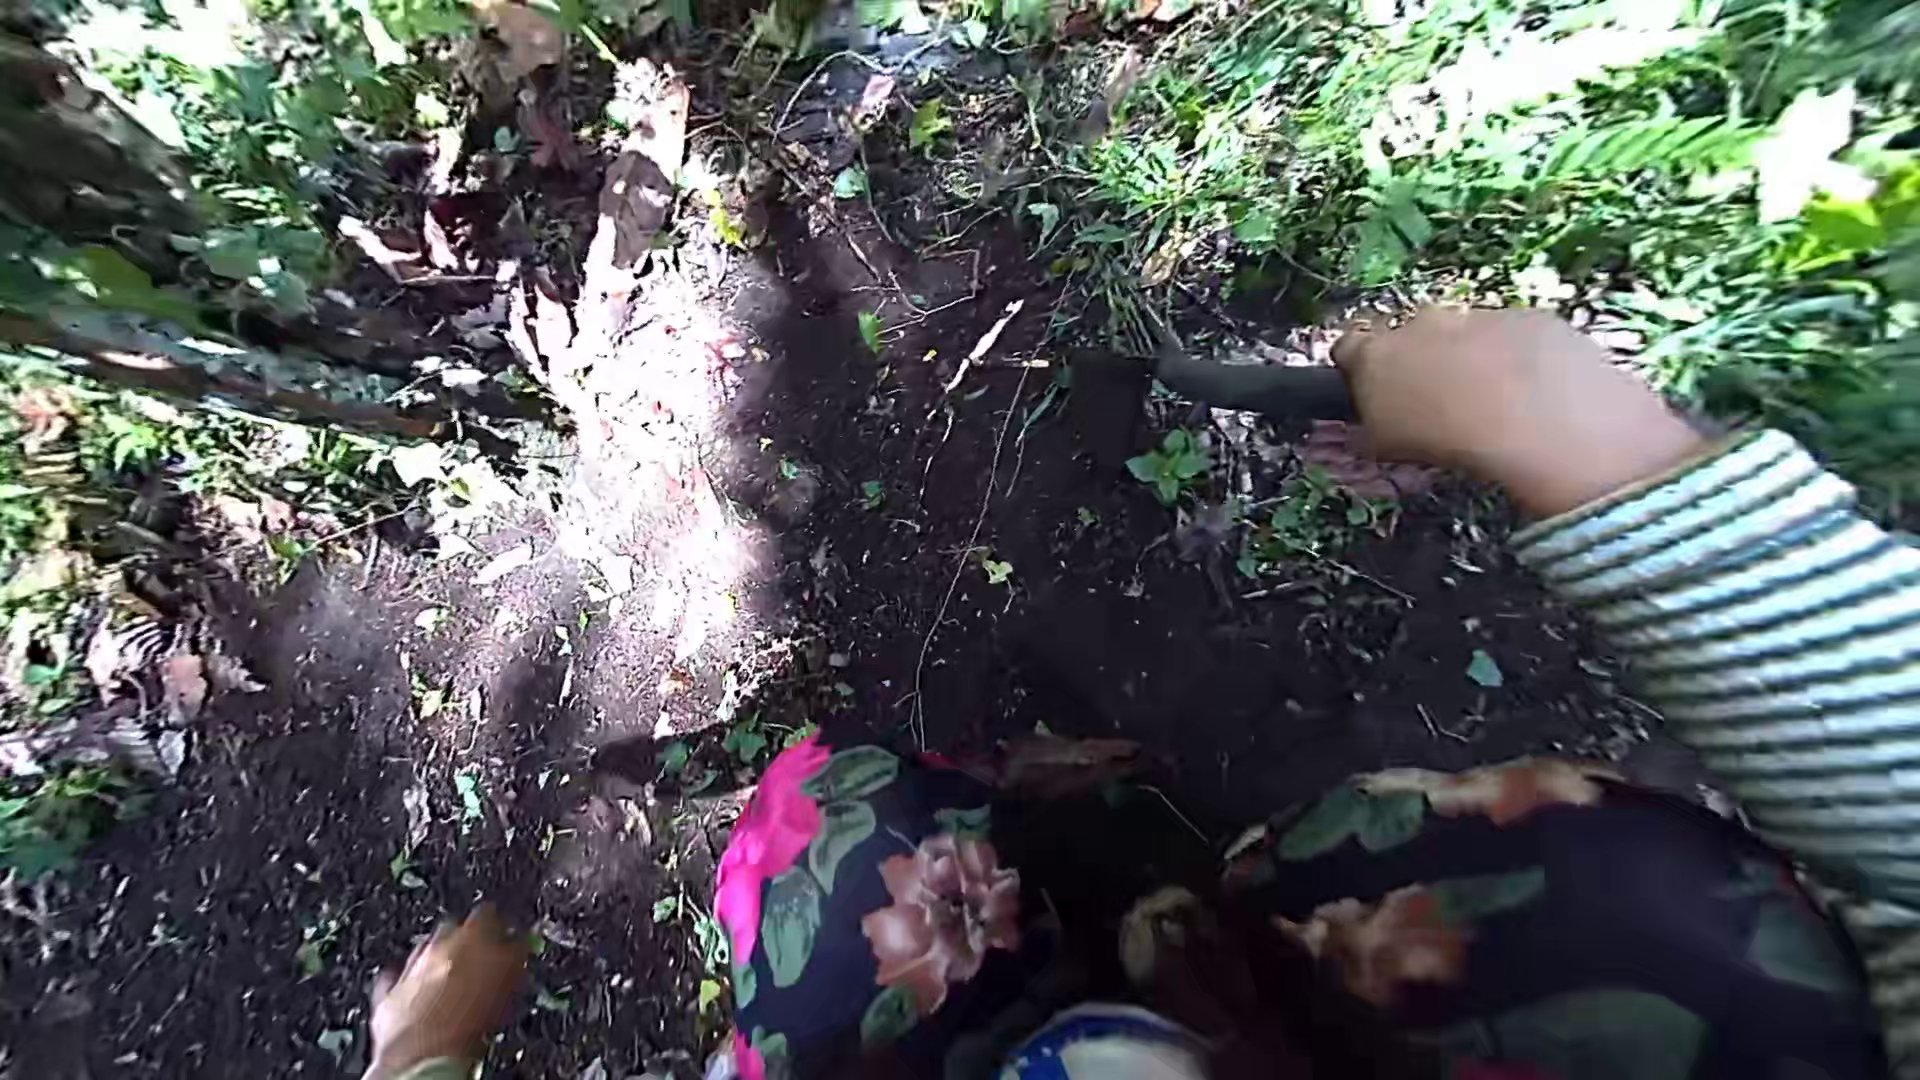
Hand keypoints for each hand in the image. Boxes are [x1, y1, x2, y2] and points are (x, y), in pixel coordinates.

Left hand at [363, 904, 527, 1079]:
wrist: (425, 1055)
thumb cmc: (473, 1015)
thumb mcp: (513, 975)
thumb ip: (518, 949)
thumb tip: (522, 940)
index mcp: (474, 931)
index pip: (487, 911)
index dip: (497, 922)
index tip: (503, 933)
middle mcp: (440, 943)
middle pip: (453, 926)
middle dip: (464, 937)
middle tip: (477, 953)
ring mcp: (410, 968)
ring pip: (424, 949)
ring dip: (437, 956)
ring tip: (450, 973)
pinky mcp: (386, 996)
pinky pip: (392, 978)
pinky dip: (405, 980)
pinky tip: (413, 986)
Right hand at [1331, 307, 1707, 517]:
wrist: (1536, 421)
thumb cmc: (1438, 438)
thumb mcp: (1380, 443)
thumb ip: (1367, 421)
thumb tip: (1369, 421)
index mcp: (1374, 353)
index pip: (1347, 346)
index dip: (1355, 366)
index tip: (1366, 386)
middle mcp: (1420, 323)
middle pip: (1408, 334)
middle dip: (1414, 358)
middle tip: (1429, 396)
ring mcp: (1477, 315)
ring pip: (1462, 333)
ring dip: (1465, 357)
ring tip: (1485, 399)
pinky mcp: (1530, 316)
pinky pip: (1512, 334)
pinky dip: (1513, 355)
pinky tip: (1525, 390)